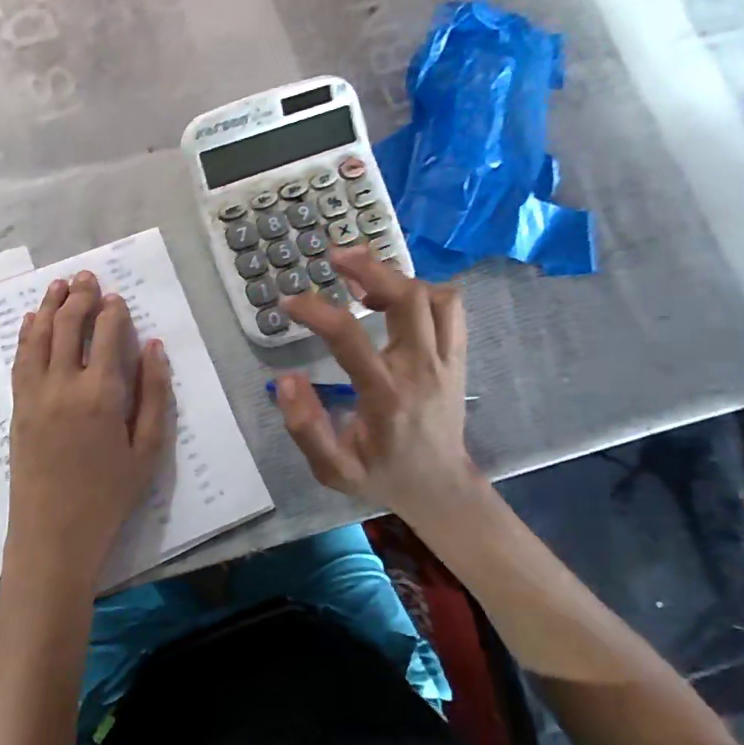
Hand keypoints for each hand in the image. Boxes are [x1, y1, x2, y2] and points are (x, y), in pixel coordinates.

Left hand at [4, 270, 172, 594]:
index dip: (113, 312)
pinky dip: (27, 333)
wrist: (53, 532)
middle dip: (80, 297)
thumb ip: (153, 395)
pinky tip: (33, 319)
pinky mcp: (17, 406)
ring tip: (61, 283)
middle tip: (88, 277)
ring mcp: (34, 394)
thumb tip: (154, 347)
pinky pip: (20, 358)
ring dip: (51, 305)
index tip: (117, 297)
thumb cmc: (109, 495)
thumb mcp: (147, 450)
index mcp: (101, 393)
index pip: (106, 336)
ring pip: (40, 335)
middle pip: (69, 326)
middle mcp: (63, 384)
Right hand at [273, 249, 479, 524]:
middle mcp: (421, 370)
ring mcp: (446, 360)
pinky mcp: (458, 357)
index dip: (316, 311)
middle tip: (335, 257)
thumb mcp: (333, 469)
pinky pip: (450, 307)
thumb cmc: (381, 474)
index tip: (289, 303)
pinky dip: (423, 290)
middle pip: (407, 297)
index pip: (349, 338)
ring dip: (398, 277)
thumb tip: (286, 379)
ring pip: (435, 296)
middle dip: (369, 268)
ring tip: (364, 278)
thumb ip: (306, 427)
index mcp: (385, 396)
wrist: (441, 487)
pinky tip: (395, 296)